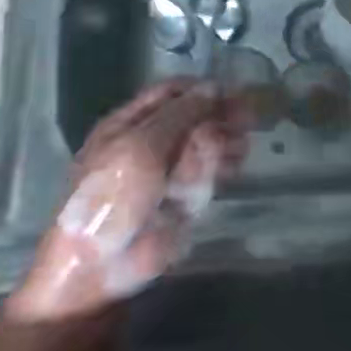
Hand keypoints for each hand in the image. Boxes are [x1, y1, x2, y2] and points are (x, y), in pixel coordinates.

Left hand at [8, 80, 245, 321]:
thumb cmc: (112, 197)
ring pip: (207, 143)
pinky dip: (225, 166)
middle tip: (248, 118)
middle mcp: (151, 141)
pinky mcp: (185, 197)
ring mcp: (169, 170)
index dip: (201, 89)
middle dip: (221, 115)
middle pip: (195, 116)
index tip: (232, 91)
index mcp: (129, 124)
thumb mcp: (141, 146)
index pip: (171, 92)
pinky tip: (235, 165)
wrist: (103, 263)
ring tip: (239, 147)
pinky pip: (211, 172)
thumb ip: (180, 114)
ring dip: (226, 141)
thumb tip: (215, 87)